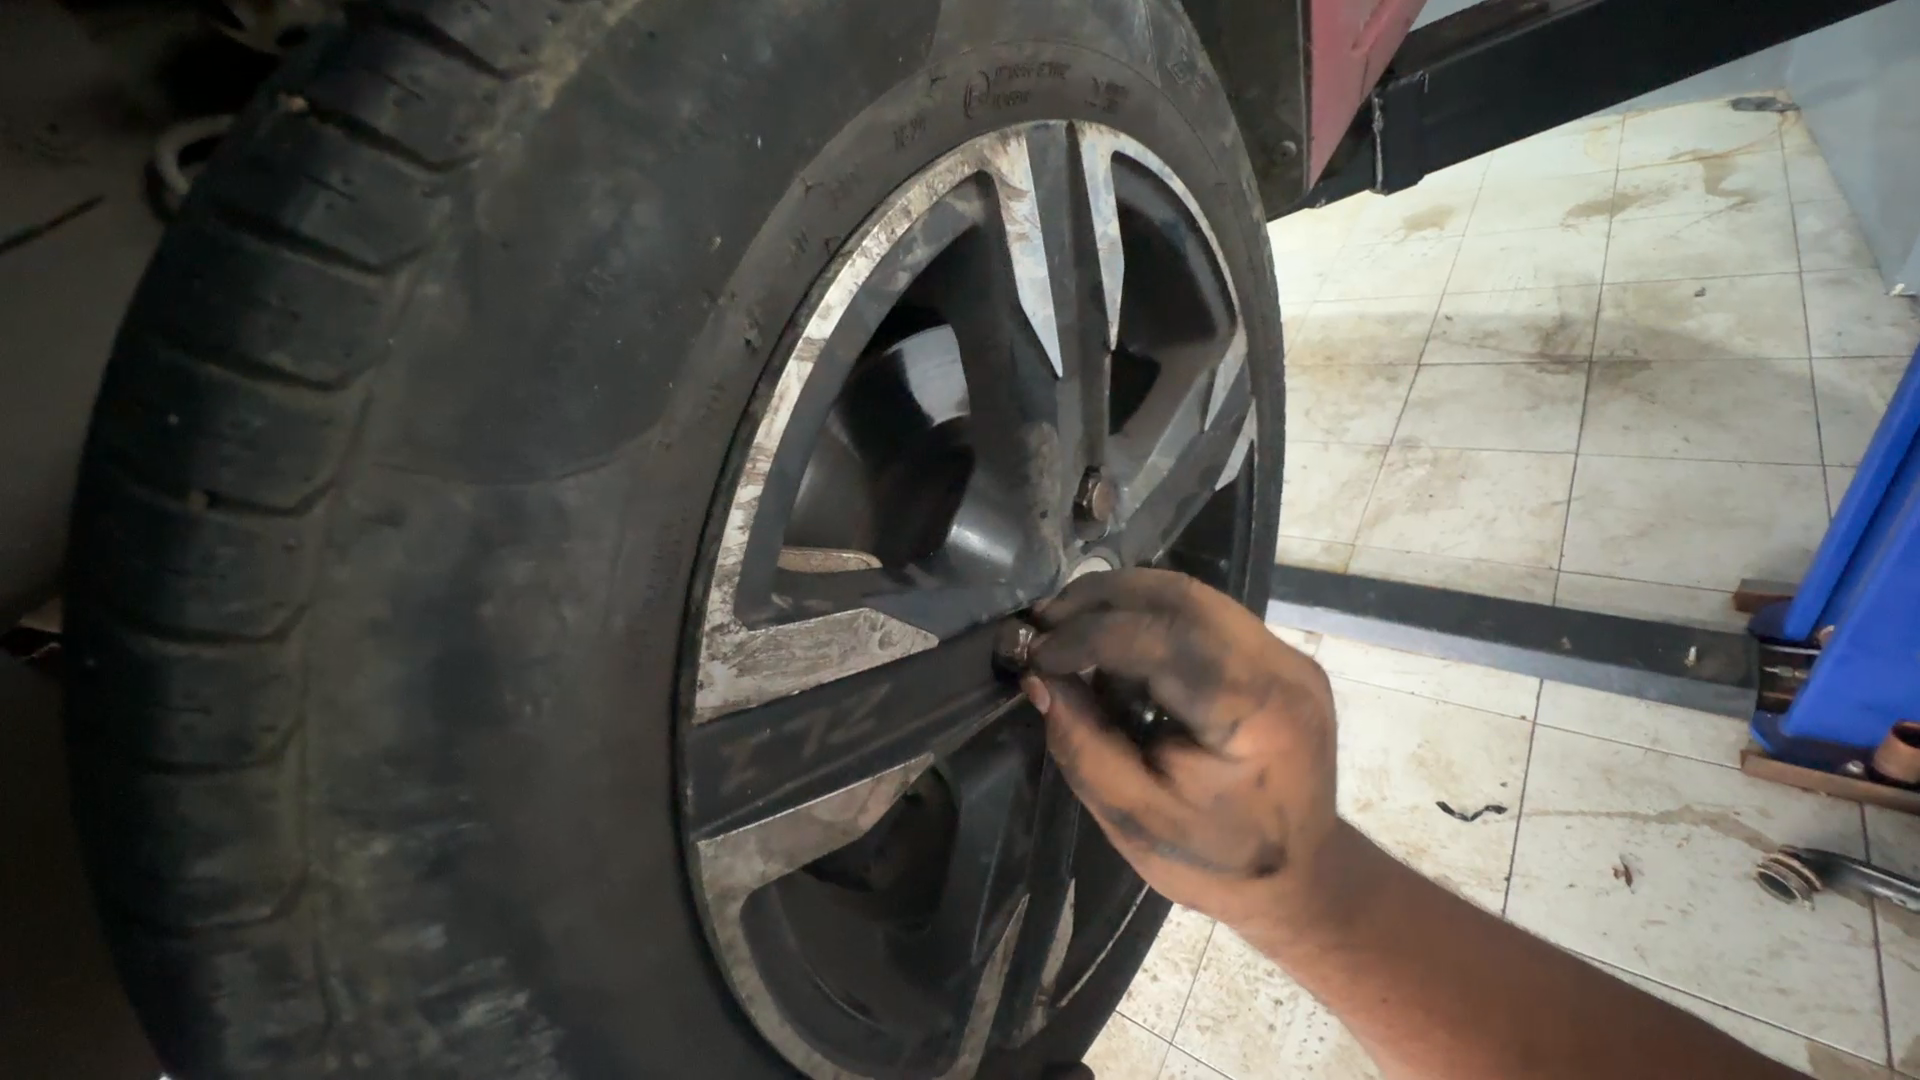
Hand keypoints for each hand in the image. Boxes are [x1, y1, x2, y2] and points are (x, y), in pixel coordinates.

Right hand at [1022, 568, 1342, 934]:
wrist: (1303, 878)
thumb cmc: (1217, 860)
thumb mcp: (1135, 818)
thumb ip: (1082, 743)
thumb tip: (1039, 677)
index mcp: (1255, 711)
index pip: (1162, 640)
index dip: (1088, 636)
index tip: (1036, 653)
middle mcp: (1282, 665)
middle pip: (1180, 597)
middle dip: (1100, 599)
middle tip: (1044, 622)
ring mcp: (1285, 655)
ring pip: (1190, 595)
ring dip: (1121, 600)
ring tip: (1068, 625)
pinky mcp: (1276, 656)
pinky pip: (1203, 614)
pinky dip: (1147, 616)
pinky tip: (1113, 643)